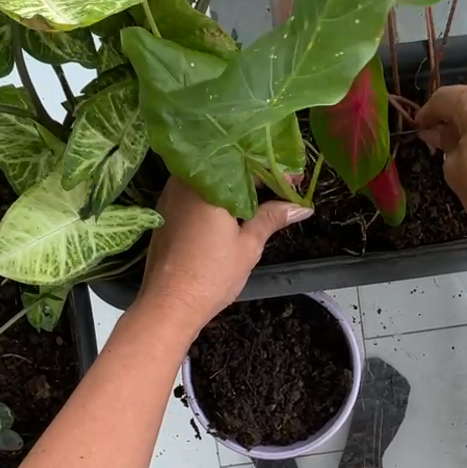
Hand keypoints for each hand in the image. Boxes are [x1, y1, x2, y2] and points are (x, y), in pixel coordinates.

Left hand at [137, 180, 309, 331]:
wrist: (168, 305)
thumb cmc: (210, 275)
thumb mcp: (248, 245)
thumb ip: (272, 217)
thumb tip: (301, 207)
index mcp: (208, 183)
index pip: (247, 162)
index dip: (275, 169)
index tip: (295, 180)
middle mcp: (185, 181)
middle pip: (226, 165)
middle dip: (255, 174)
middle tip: (282, 188)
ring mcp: (170, 196)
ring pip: (209, 178)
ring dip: (235, 184)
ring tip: (263, 197)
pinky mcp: (165, 212)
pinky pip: (195, 192)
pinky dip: (216, 196)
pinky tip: (233, 210)